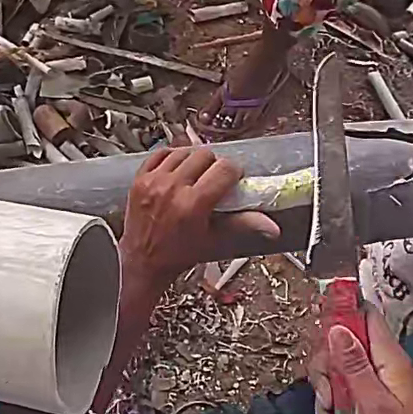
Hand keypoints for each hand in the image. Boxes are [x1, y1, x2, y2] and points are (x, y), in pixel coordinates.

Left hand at [118, 148, 278, 293]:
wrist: (142, 262)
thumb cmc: (179, 254)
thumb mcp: (214, 240)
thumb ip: (244, 225)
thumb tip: (273, 227)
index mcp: (194, 205)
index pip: (224, 169)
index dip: (234, 171)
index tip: (233, 179)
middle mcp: (173, 189)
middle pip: (205, 155)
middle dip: (214, 165)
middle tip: (214, 179)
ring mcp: (154, 182)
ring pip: (184, 151)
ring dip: (194, 160)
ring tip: (195, 175)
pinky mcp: (140, 179)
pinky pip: (161, 154)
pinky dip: (172, 158)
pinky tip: (177, 170)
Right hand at [312, 310, 412, 413]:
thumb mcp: (374, 405)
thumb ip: (354, 366)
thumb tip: (337, 328)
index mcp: (389, 359)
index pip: (365, 315)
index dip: (340, 314)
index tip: (319, 335)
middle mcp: (379, 366)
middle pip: (339, 347)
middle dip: (325, 374)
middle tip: (327, 399)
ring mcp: (371, 385)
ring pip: (333, 376)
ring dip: (327, 404)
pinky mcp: (364, 403)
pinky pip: (338, 399)